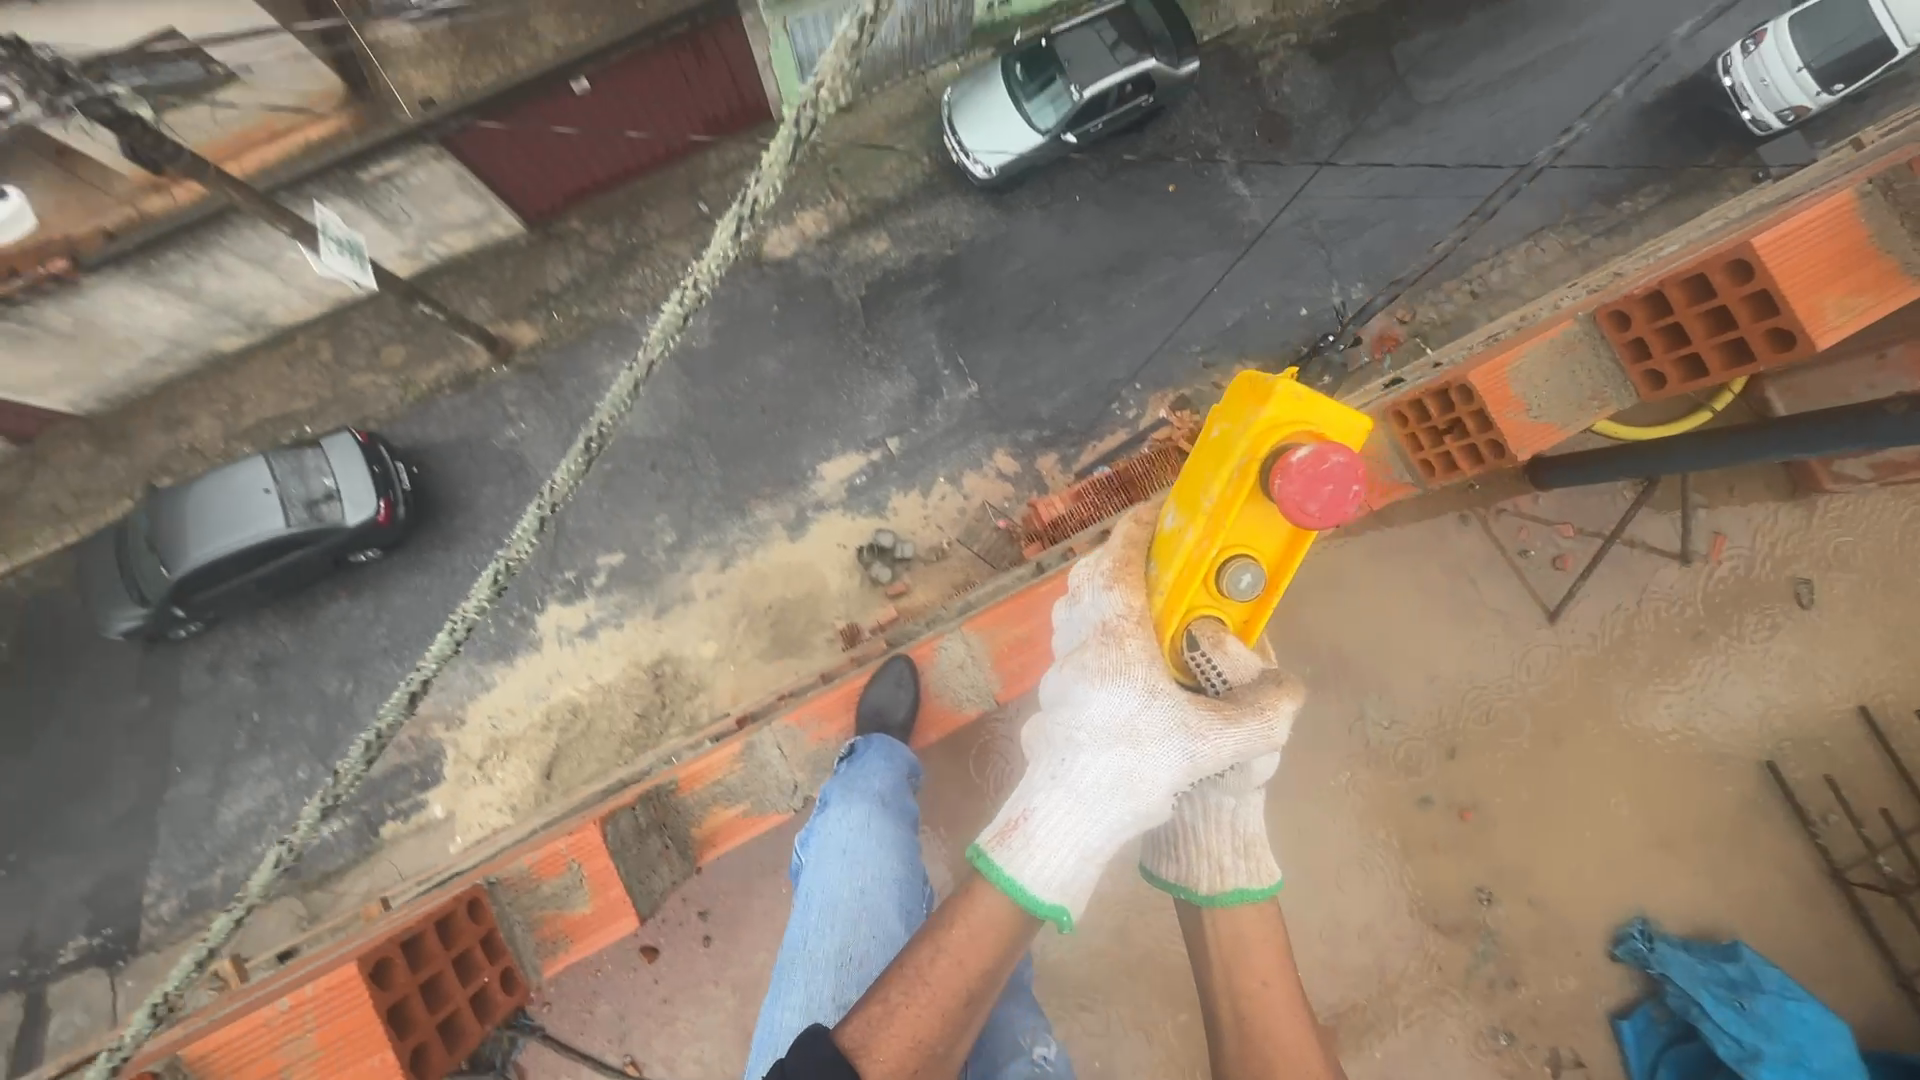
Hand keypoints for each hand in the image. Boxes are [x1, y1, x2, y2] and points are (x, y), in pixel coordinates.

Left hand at [967, 499, 1303, 930]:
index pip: (1120, 557)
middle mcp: (1077, 640)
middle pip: (1087, 575)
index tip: (1159, 510)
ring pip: (1070, 610)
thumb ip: (1263, 712)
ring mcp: (1054, 669)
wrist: (1071, 816)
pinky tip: (1115, 663)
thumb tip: (1292, 689)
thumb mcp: (1215, 742)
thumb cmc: (1138, 765)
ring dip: (1096, 593)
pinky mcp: (1046, 698)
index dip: (1139, 526)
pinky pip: (1066, 645)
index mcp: (1114, 632)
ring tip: (1133, 604)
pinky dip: (1087, 631)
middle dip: (1116, 556)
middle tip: (1151, 559)